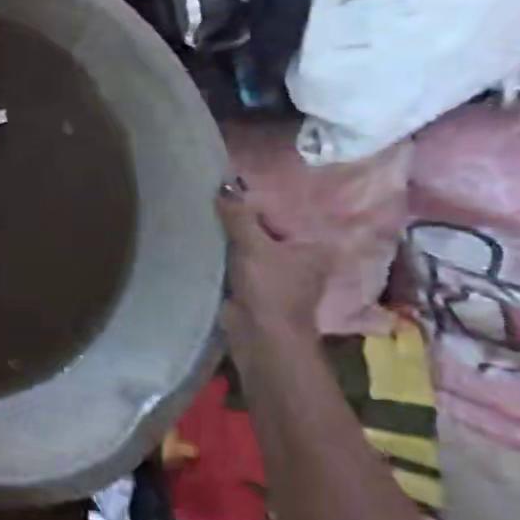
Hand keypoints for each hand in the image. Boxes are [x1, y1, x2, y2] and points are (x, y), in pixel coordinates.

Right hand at [217, 182, 325, 345]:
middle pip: (266, 229)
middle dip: (241, 220)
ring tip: (205, 218)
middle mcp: (302, 257)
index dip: (255, 202)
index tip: (227, 189)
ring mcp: (280, 273)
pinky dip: (227, 255)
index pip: (282, 213)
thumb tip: (224, 186)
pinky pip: (241, 262)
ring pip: (252, 246)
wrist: (261, 334)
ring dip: (232, 238)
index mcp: (314, 245)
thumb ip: (238, 217)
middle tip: (212, 200)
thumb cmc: (269, 287)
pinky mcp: (259, 286)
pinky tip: (208, 243)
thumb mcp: (252, 246)